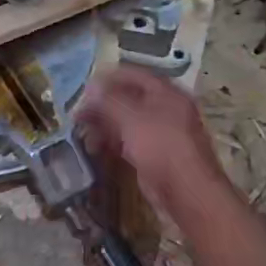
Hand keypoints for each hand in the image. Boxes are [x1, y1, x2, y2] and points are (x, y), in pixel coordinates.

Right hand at [77, 67, 228, 208]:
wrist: (186, 190)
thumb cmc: (160, 146)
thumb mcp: (131, 117)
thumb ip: (109, 100)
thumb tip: (91, 87)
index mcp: (166, 93)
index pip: (134, 75)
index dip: (109, 78)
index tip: (85, 86)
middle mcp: (165, 109)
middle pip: (129, 99)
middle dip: (102, 104)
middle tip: (79, 112)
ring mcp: (160, 133)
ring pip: (127, 122)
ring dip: (104, 125)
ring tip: (82, 131)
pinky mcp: (154, 155)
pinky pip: (129, 141)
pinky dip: (112, 142)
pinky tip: (95, 147)